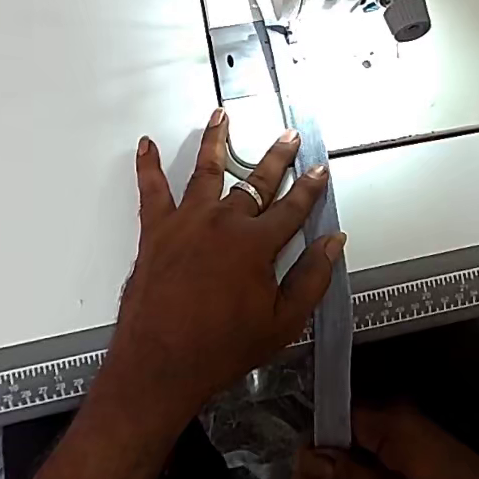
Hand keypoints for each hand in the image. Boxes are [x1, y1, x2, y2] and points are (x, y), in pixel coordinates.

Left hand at [97, 108, 344, 435]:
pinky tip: (146, 146)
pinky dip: (148, 165)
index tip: (318, 171)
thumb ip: (311, 278)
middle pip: (256, 181)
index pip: (292, 207)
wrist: (161, 361)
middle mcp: (222, 222)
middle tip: (287, 138)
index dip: (310, 188)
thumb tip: (331, 244)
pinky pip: (151, 188)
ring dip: (216, 140)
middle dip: (276, 157)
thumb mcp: (282, 322)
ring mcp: (187, 221)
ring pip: (206, 169)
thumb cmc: (218, 346)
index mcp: (255, 244)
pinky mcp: (156, 228)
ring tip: (221, 117)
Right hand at [292, 403, 478, 478]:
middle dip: (325, 448)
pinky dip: (361, 453)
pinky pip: (374, 433)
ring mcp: (406, 417)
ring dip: (343, 452)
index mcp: (387, 419)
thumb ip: (347, 478)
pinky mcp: (414, 429)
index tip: (299, 473)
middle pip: (343, 418)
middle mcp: (395, 408)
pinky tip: (355, 476)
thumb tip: (306, 459)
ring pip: (358, 428)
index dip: (313, 442)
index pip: (333, 416)